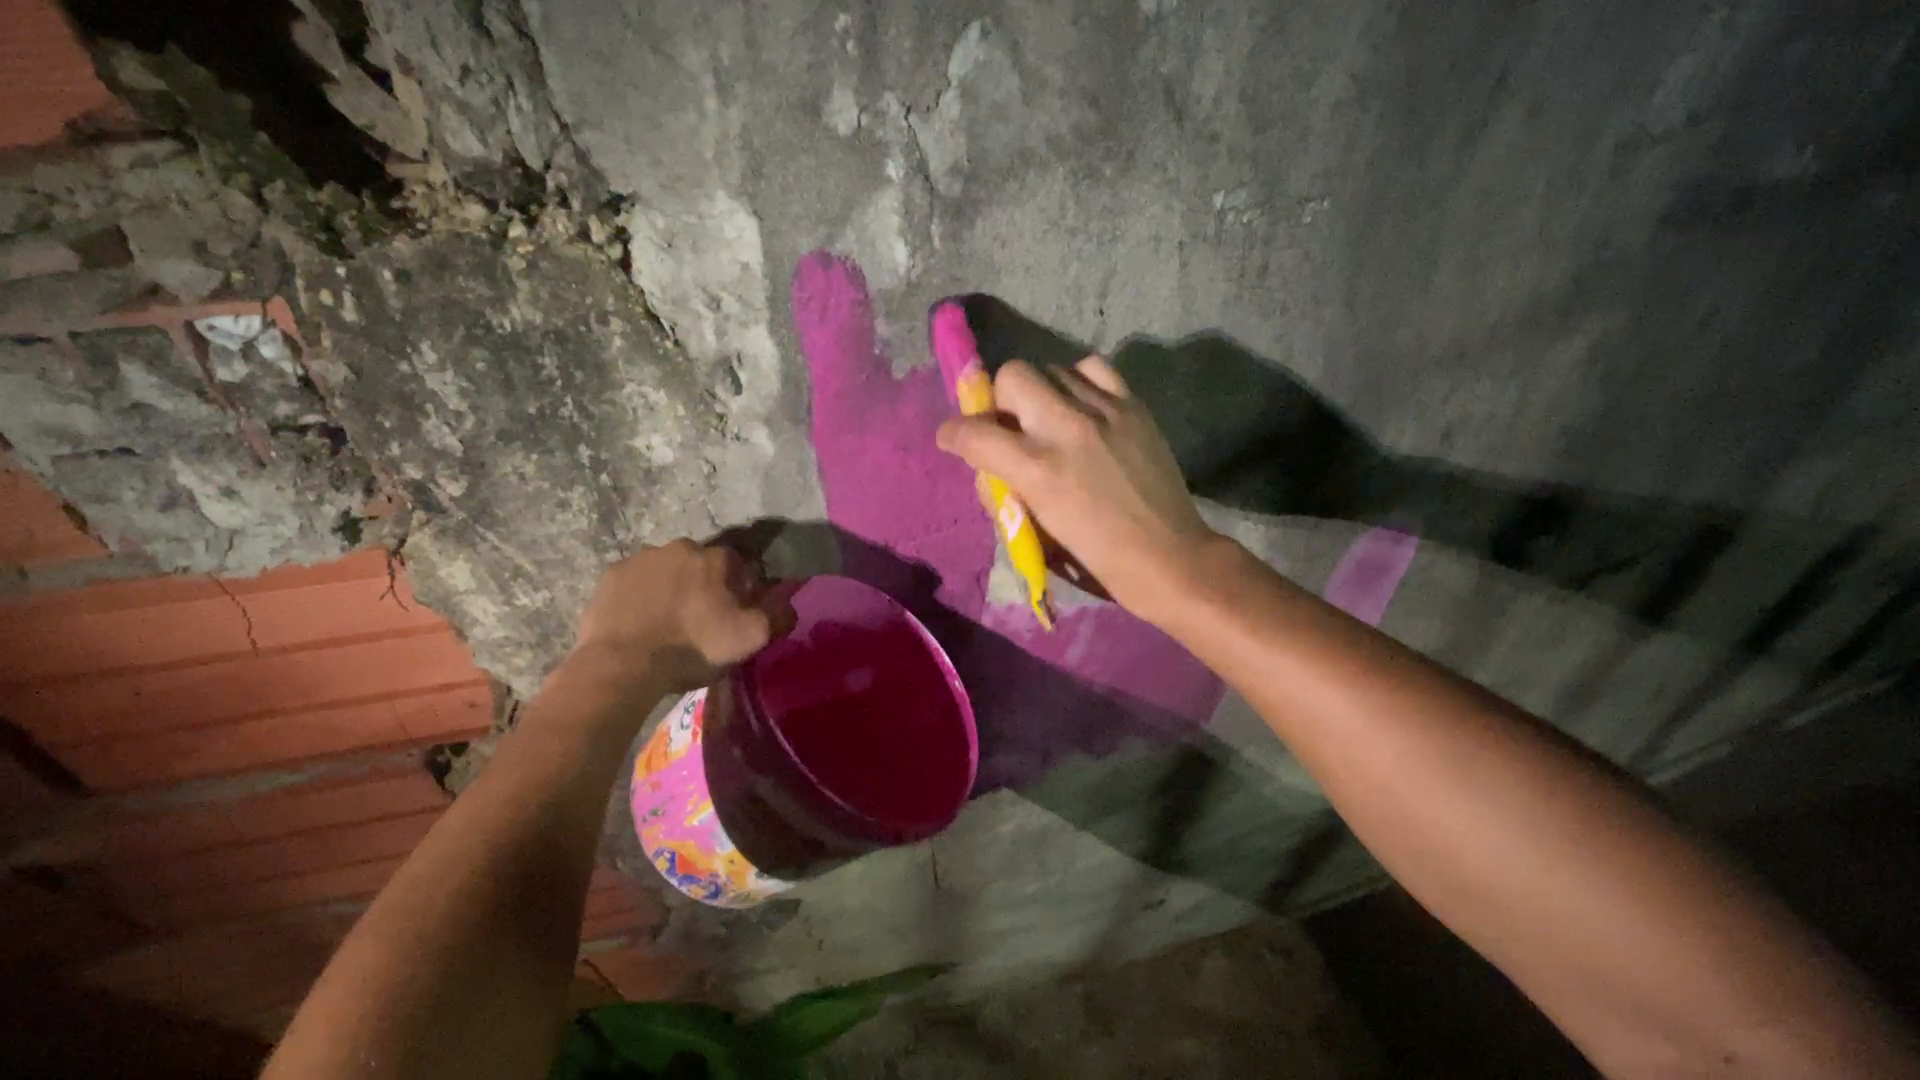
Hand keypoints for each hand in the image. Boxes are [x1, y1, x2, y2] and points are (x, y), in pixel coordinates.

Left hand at [569, 539, 797, 695]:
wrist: (623, 664)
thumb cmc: (692, 648)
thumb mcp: (749, 639)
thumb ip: (777, 616)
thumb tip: (788, 603)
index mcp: (715, 559)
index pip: (738, 565)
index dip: (739, 590)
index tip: (733, 615)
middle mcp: (678, 547)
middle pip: (699, 565)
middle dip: (702, 586)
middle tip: (698, 622)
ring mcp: (639, 559)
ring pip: (664, 572)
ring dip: (669, 590)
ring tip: (666, 625)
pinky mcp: (609, 576)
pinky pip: (633, 584)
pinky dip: (639, 598)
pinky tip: (639, 625)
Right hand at [935, 357, 1221, 619]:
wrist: (1166, 556)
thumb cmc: (1094, 556)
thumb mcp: (1035, 528)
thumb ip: (1006, 486)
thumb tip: (987, 460)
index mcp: (1037, 470)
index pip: (973, 432)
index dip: (953, 434)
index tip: (953, 438)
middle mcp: (1066, 428)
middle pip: (1013, 375)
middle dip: (1000, 398)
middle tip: (1012, 426)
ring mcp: (1103, 411)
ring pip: (1051, 367)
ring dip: (1040, 392)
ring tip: (1051, 418)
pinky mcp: (1133, 406)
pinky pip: (1093, 368)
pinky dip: (1078, 381)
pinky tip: (1082, 406)